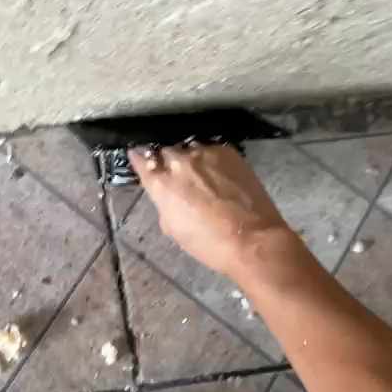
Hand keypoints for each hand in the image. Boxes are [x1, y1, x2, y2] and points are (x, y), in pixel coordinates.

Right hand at [129, 144, 293, 276]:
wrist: (253, 240)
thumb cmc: (209, 244)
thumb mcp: (173, 228)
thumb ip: (163, 202)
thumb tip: (165, 192)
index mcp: (161, 183)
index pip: (140, 160)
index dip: (139, 159)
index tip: (138, 157)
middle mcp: (178, 162)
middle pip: (165, 151)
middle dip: (168, 161)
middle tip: (179, 174)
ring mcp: (203, 154)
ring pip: (189, 148)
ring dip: (191, 158)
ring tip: (202, 172)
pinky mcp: (227, 151)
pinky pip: (211, 150)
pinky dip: (212, 159)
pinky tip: (220, 173)